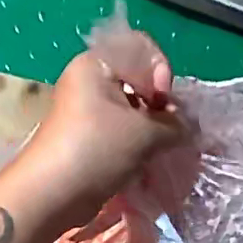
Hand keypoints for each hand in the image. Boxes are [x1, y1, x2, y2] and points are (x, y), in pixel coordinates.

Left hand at [7, 40, 184, 227]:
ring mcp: (88, 111)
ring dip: (152, 129)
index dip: (161, 71)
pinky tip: (147, 160)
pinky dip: (138, 143)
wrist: (53, 194)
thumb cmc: (97, 149)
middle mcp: (90, 81)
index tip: (163, 101)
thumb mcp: (145, 132)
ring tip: (162, 149)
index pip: (142, 49)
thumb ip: (176, 124)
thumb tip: (189, 127)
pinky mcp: (89, 138)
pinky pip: (122, 132)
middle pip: (139, 81)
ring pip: (133, 110)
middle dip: (161, 106)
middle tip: (170, 130)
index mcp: (96, 64)